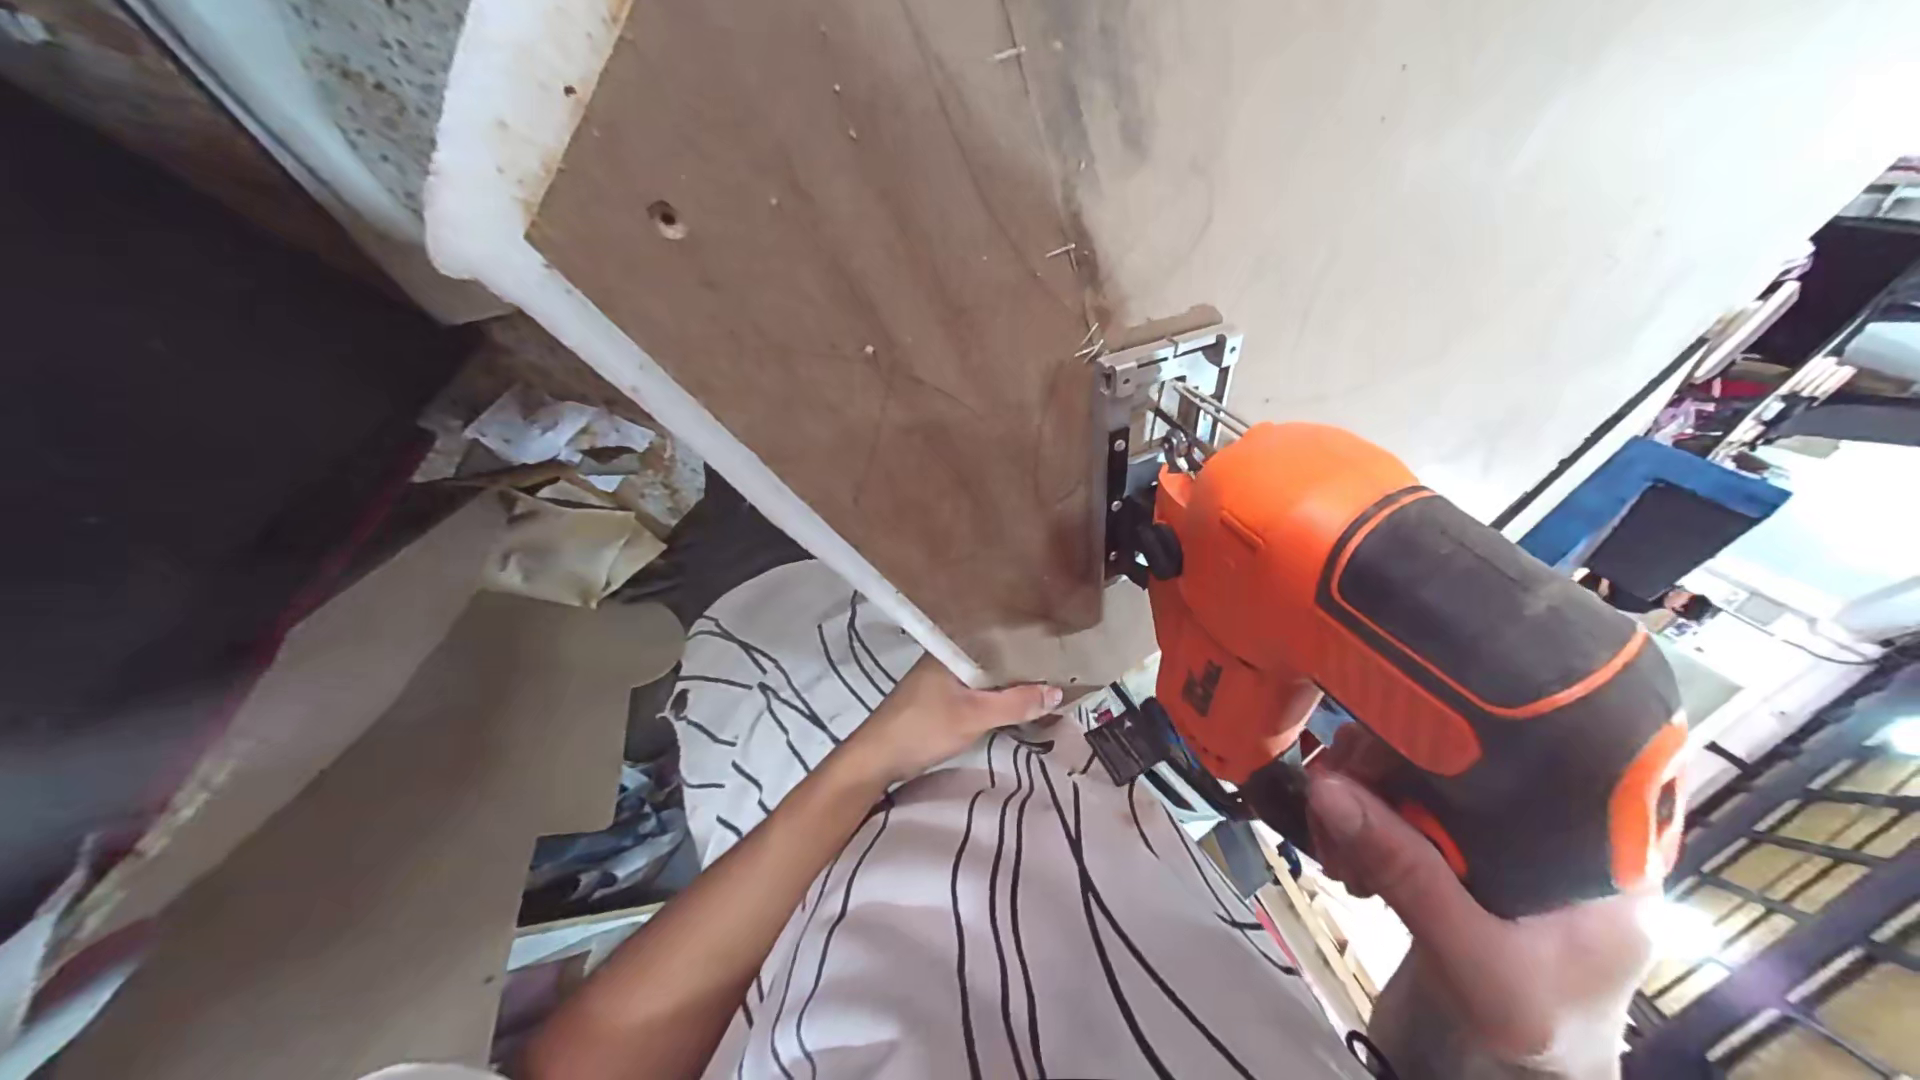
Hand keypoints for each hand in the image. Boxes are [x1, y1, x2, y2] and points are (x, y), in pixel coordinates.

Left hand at [837, 655, 1062, 787]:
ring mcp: (942, 676)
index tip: (1061, 647)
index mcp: (953, 648)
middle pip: (994, 655)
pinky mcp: (940, 696)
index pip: (998, 636)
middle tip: (1062, 668)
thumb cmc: (923, 728)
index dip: (1028, 642)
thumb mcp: (974, 716)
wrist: (877, 758)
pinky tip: (1015, 701)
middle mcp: (948, 655)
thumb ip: (1015, 703)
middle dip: (1023, 664)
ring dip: (1010, 682)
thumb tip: (1057, 691)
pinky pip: (977, 688)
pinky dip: (996, 694)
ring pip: (986, 674)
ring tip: (1046, 683)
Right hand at [1307, 726, 1653, 1076]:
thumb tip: (1325, 784)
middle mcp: (1544, 815)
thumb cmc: (1532, 1028)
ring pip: (1409, 766)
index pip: (1517, 742)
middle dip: (1377, 771)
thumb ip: (1409, 874)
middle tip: (1336, 813)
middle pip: (1448, 747)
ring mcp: (1491, 824)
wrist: (1508, 1072)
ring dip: (1357, 794)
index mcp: (1594, 838)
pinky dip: (1358, 815)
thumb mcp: (1478, 961)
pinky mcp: (1448, 837)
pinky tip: (1347, 856)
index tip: (1376, 754)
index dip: (1440, 731)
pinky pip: (1392, 796)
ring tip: (1338, 852)